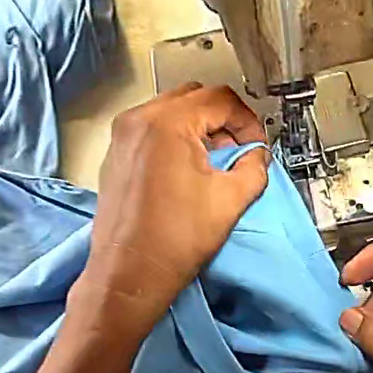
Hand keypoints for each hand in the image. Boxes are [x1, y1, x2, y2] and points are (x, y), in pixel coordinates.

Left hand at [76, 83, 269, 336]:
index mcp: (167, 123)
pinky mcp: (115, 156)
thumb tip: (257, 157)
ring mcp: (122, 138)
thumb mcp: (230, 201)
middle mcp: (138, 121)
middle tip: (239, 150)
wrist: (130, 274)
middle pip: (193, 98)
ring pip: (171, 113)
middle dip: (223, 121)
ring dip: (199, 130)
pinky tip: (188, 172)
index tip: (256, 145)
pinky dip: (175, 141)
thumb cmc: (174, 241)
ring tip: (215, 163)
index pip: (220, 99)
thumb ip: (254, 168)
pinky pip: (151, 132)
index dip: (247, 120)